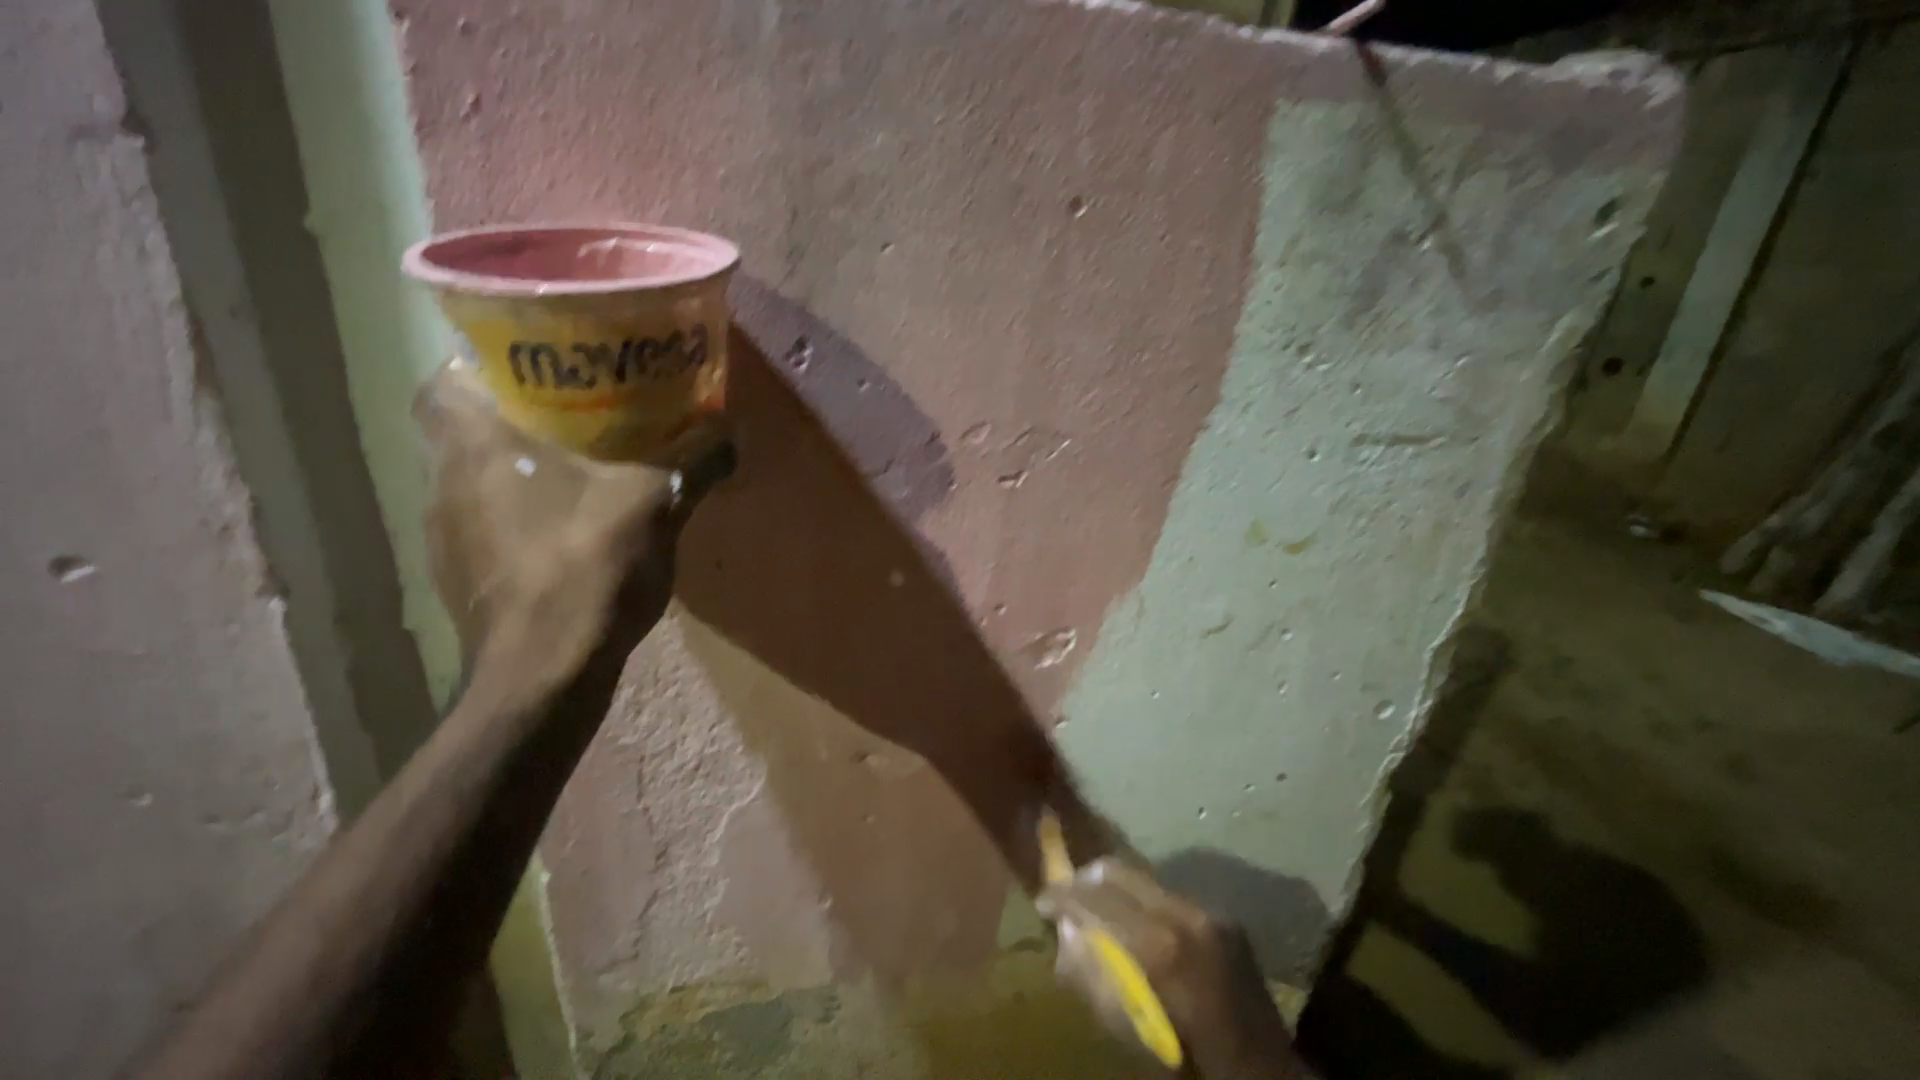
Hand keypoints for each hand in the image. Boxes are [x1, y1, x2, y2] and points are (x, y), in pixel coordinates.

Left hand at [415, 359, 732, 676]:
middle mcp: (444, 483)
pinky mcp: (459, 582)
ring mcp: (446, 538)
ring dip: (514, 477)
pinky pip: (484, 531)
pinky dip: (516, 525)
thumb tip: (730, 436)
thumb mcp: (655, 504)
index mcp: (477, 446)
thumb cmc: (588, 566)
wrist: (545, 674)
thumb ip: (691, 463)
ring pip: (472, 484)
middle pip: (463, 433)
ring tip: (573, 477)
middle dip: (511, 422)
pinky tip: (563, 539)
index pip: (442, 381)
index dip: (477, 366)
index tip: (528, 370)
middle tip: (571, 419)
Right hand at [1038, 859, 1307, 1077]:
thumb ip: (1088, 975)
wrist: (1260, 1071)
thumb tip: (1067, 932)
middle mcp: (1185, 914)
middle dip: (1086, 880)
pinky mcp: (1224, 917)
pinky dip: (1145, 904)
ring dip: (1116, 890)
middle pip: (1119, 871)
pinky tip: (1139, 927)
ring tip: (1099, 911)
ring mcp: (1209, 912)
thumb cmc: (1185, 1058)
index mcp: (1158, 945)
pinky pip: (1171, 897)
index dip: (1062, 894)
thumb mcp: (1125, 1028)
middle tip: (1066, 897)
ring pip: (1146, 879)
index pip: (1095, 897)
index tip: (1043, 900)